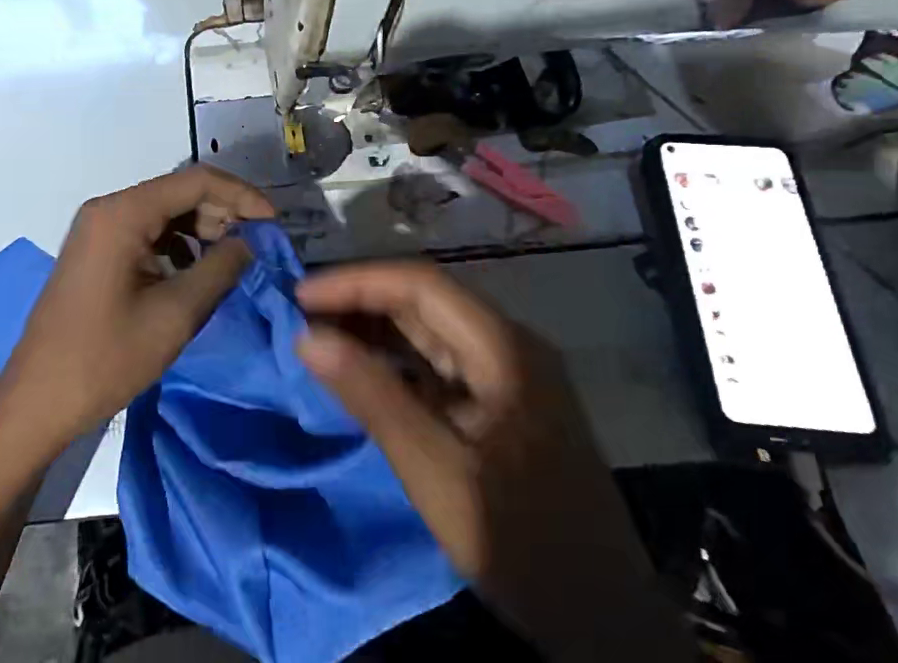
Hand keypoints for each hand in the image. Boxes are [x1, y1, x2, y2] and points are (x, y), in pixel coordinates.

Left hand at [0, 165, 273, 453]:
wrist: (39, 400)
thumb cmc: (107, 357)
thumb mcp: (176, 313)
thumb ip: (222, 267)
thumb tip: (252, 240)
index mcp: (122, 214)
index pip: (195, 181)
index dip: (241, 196)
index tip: (274, 224)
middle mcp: (107, 209)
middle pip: (179, 193)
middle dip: (223, 214)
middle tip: (255, 247)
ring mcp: (98, 230)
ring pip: (165, 212)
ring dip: (203, 230)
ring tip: (230, 262)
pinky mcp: (97, 251)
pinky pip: (147, 232)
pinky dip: (179, 245)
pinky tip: (196, 273)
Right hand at [295, 262, 686, 657]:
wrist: (600, 616)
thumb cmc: (518, 539)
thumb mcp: (434, 470)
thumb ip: (371, 395)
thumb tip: (306, 336)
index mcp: (503, 348)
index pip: (420, 285)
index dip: (355, 282)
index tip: (297, 297)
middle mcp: (508, 345)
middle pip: (425, 300)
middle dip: (360, 302)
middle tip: (298, 319)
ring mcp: (507, 374)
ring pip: (430, 331)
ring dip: (374, 330)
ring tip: (317, 339)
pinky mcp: (500, 403)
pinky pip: (439, 364)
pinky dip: (395, 362)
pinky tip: (360, 373)